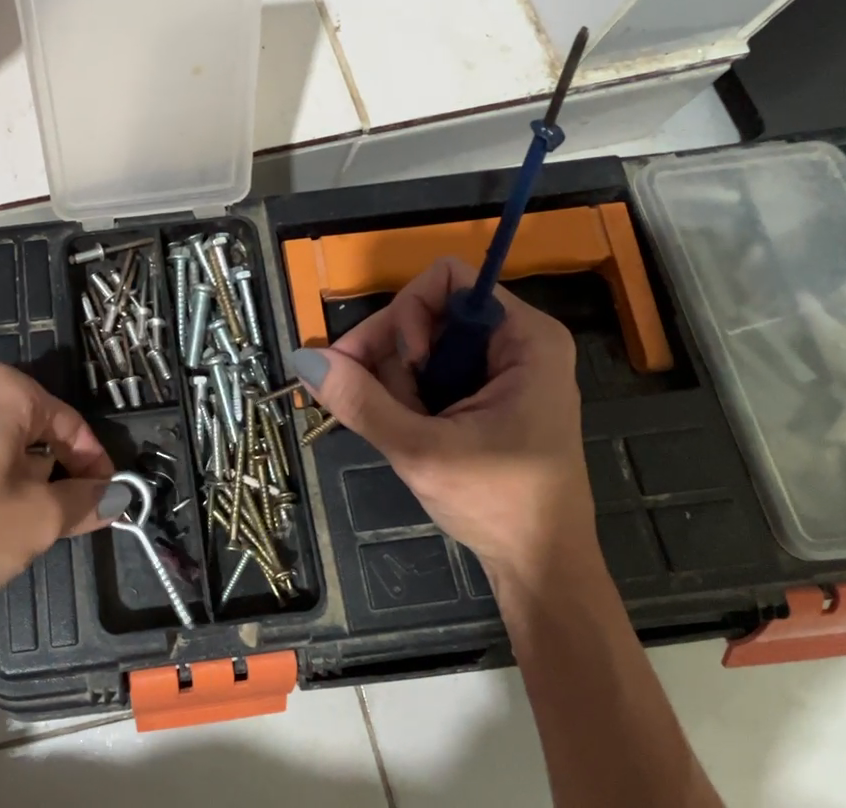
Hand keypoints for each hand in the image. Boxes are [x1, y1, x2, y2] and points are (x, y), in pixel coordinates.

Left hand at [0, 363, 117, 631]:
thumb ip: (83, 502)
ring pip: (0, 449)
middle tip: (67, 523)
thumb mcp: (33, 523)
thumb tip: (115, 494)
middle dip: (55, 476)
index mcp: (1, 392)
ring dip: (21, 487)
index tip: (109, 503)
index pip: (71, 424)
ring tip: (23, 534)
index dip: (96, 466)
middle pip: (34, 432)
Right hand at [289, 257, 595, 585]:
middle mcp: (518, 341)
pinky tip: (412, 431)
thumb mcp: (421, 451)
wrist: (542, 565)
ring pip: (423, 344)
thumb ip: (361, 401)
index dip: (409, 314)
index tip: (404, 369)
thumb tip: (304, 358)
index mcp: (525, 339)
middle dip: (392, 356)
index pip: (446, 280)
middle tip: (373, 404)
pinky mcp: (490, 393)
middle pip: (428, 311)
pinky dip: (409, 396)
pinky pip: (433, 371)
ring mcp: (504, 368)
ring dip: (397, 383)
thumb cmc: (499, 505)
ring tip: (407, 430)